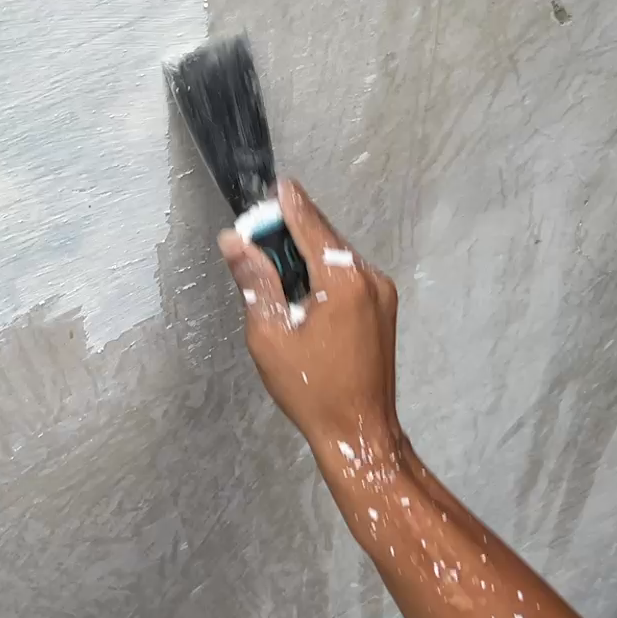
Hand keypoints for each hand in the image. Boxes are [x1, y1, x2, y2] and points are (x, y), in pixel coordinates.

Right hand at [217, 180, 399, 449]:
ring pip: (337, 254)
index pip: (310, 225)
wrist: (360, 432)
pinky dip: (321, 269)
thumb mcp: (270, 334)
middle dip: (290, 228)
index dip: (287, 204)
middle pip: (325, 236)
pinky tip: (299, 285)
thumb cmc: (311, 388)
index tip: (273, 185)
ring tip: (271, 262)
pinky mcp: (383, 307)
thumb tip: (233, 241)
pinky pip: (348, 273)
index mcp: (343, 280)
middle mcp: (369, 277)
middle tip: (256, 231)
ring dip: (305, 250)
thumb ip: (254, 281)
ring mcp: (381, 293)